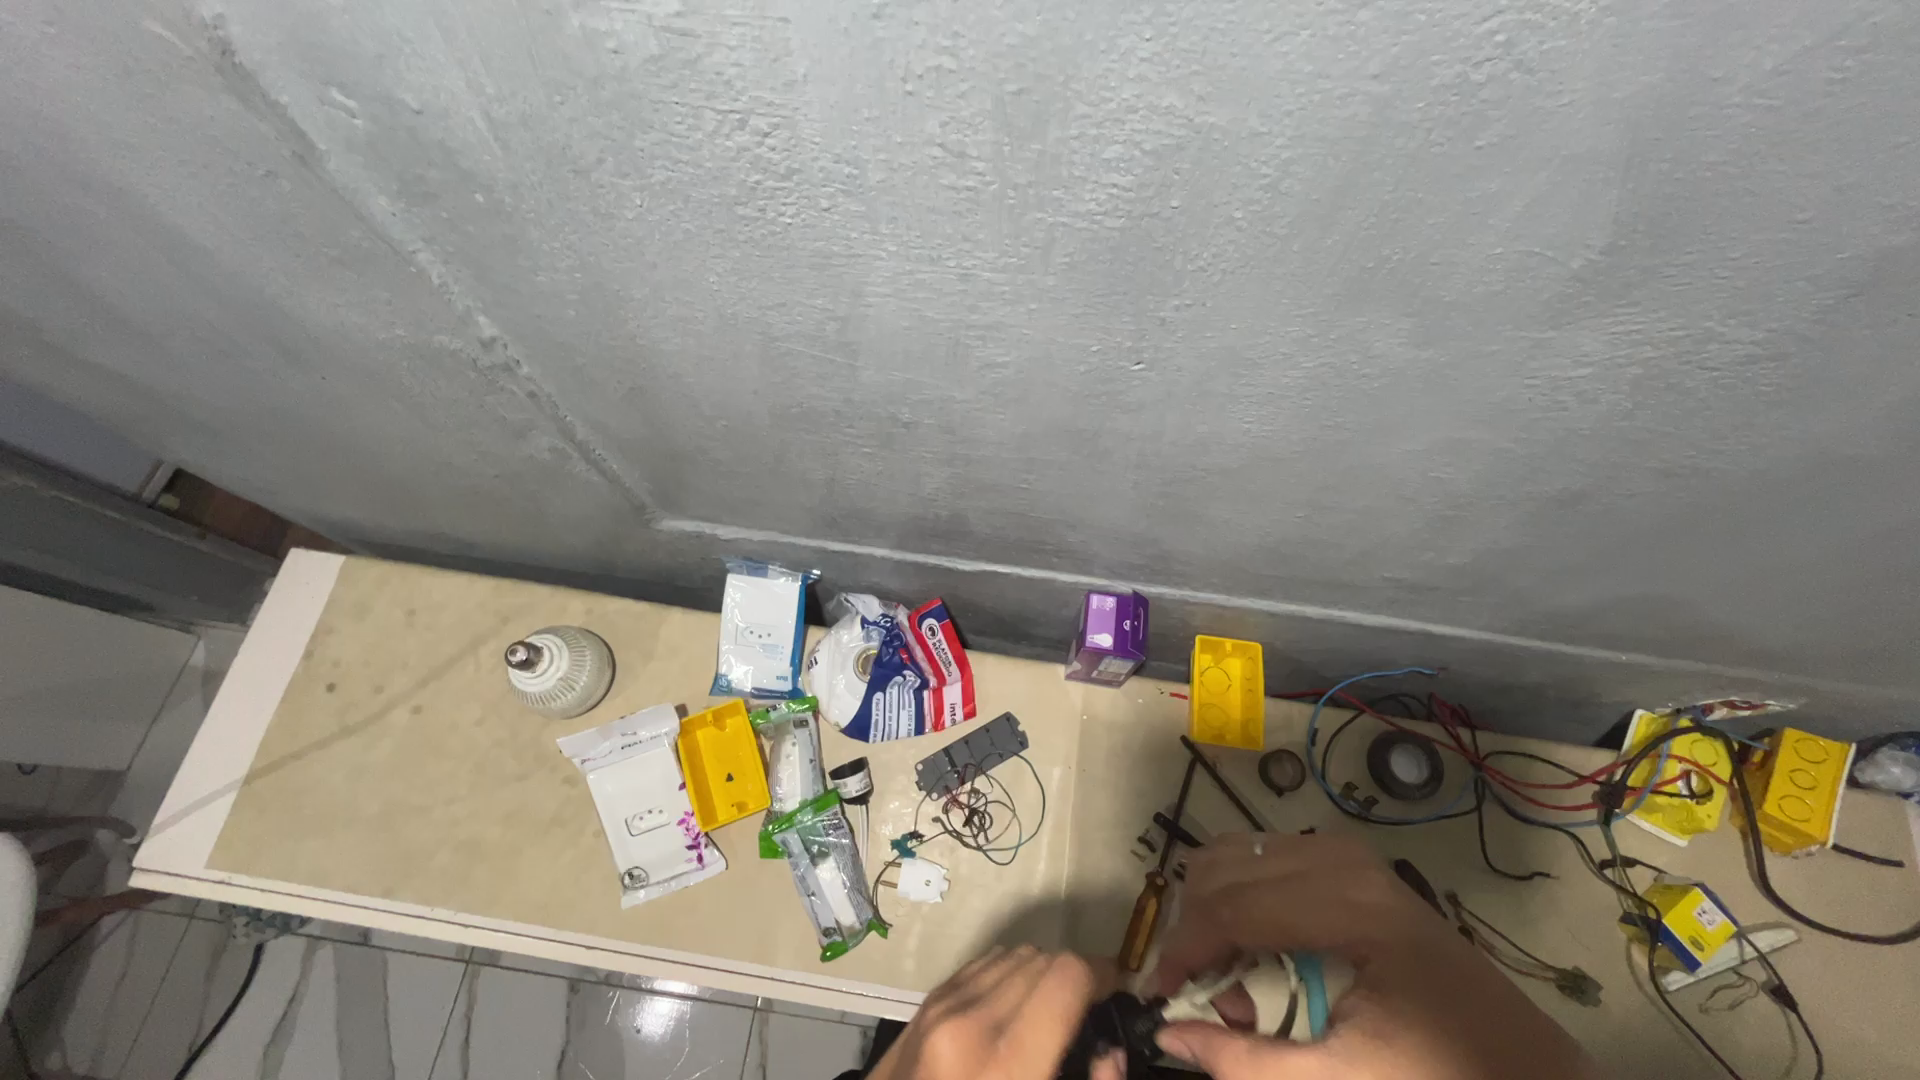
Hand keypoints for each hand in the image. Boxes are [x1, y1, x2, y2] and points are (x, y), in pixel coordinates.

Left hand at [871, 945, 1120, 1079]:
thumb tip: (1111, 1050)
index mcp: (1004, 1062)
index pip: (1066, 976)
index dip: (1103, 977)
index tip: (1119, 996)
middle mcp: (970, 1019)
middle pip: (1045, 959)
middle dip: (1076, 980)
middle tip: (1090, 1014)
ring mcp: (942, 1005)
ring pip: (1015, 954)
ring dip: (1043, 975)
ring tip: (1052, 1013)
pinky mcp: (926, 1003)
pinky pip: (984, 964)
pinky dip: (1009, 977)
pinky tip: (1013, 1011)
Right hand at [1151, 833, 1595, 1079]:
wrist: (1532, 1075)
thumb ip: (1246, 1060)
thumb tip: (1168, 1032)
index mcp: (1352, 908)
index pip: (1233, 906)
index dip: (1184, 949)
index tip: (1159, 995)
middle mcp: (1343, 860)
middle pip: (1225, 867)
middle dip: (1197, 928)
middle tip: (1203, 992)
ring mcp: (1349, 855)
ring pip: (1238, 853)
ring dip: (1216, 907)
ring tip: (1230, 972)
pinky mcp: (1351, 863)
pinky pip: (1266, 858)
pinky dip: (1242, 895)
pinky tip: (1256, 945)